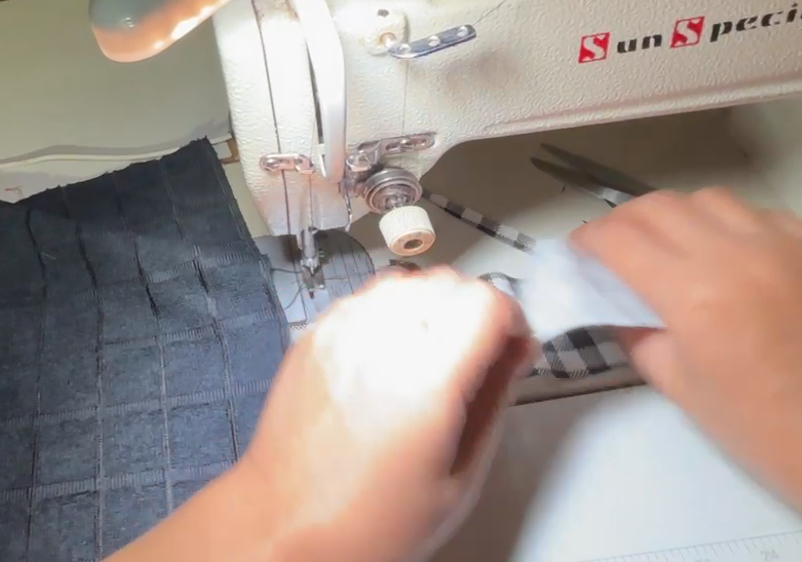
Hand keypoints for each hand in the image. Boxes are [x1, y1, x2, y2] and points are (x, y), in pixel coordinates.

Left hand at [239, 269, 533, 561]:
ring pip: (405, 280)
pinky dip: (389, 310)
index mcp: (425, 378)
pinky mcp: (314, 329)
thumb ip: (493, 399)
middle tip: (476, 355)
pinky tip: (388, 354)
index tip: (511, 347)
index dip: (510, 318)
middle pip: (447, 280)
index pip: (484, 299)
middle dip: (474, 309)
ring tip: (430, 355)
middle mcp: (380, 338)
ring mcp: (340, 327)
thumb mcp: (459, 477)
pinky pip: (365, 295)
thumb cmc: (374, 518)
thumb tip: (515, 349)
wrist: (286, 520)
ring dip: (430, 304)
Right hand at [573, 189, 801, 561]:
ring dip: (680, 216)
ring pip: (710, 199)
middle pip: (656, 205)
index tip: (581, 252)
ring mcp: (792, 249)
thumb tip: (615, 303)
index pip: (616, 238)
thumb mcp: (685, 392)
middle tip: (619, 247)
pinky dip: (738, 226)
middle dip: (624, 221)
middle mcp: (738, 257)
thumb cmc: (779, 441)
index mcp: (694, 296)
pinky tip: (742, 258)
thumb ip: (638, 334)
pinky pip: (767, 215)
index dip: (587, 240)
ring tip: (680, 246)